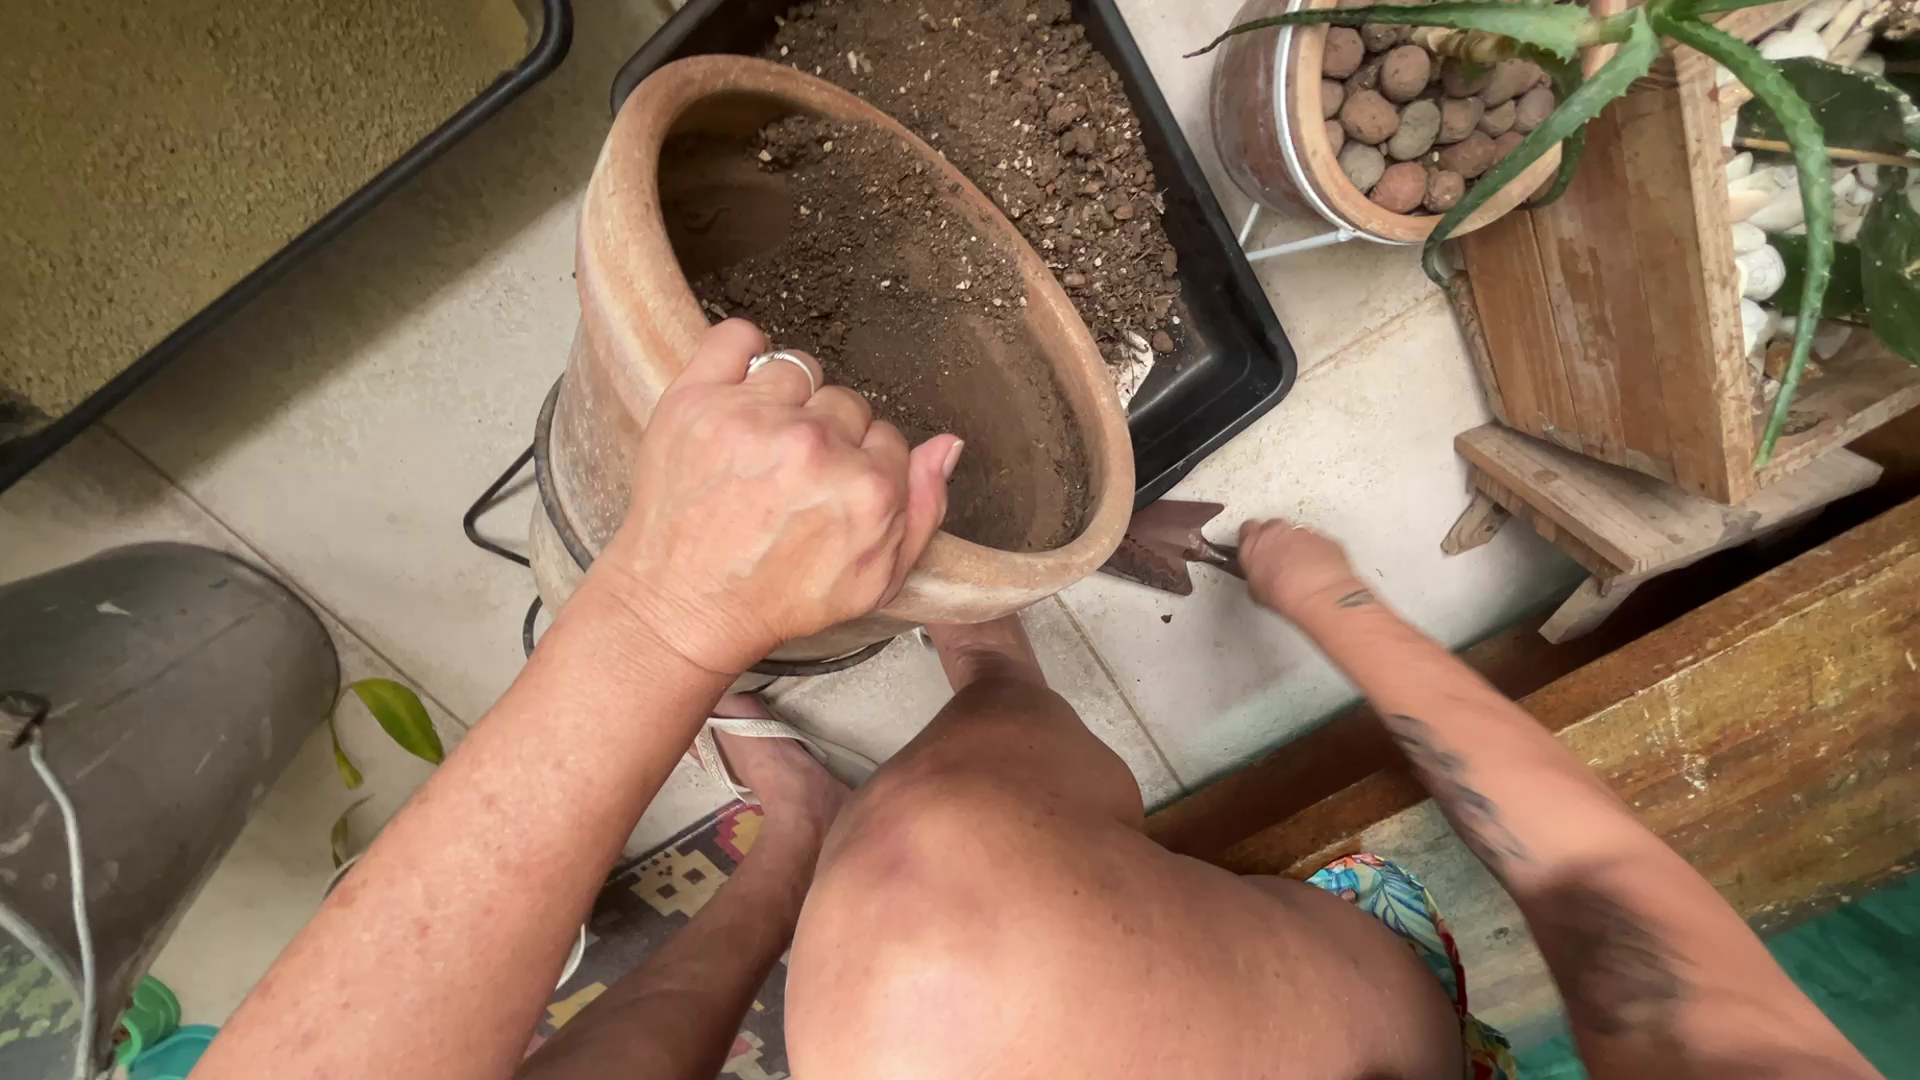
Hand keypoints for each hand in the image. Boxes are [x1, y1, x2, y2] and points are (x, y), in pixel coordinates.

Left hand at [594, 320, 962, 674]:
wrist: (685, 608)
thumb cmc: (780, 600)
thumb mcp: (877, 580)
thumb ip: (926, 510)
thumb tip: (947, 445)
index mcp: (868, 487)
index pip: (889, 436)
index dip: (865, 462)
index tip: (837, 486)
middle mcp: (816, 445)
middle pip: (847, 403)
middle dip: (831, 435)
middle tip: (798, 475)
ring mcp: (754, 418)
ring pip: (799, 371)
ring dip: (790, 401)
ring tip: (766, 444)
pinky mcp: (697, 401)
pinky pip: (735, 338)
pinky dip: (743, 350)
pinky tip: (744, 386)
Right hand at [1237, 519, 1371, 620]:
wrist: (1318, 595)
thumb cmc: (1285, 593)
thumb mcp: (1254, 590)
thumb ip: (1253, 573)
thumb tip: (1258, 577)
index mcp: (1253, 542)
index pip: (1247, 529)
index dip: (1252, 539)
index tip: (1256, 548)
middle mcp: (1276, 531)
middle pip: (1272, 526)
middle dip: (1275, 539)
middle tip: (1277, 558)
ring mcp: (1302, 533)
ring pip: (1296, 533)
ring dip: (1296, 545)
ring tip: (1299, 567)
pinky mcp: (1324, 538)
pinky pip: (1317, 541)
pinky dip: (1316, 551)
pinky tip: (1316, 569)